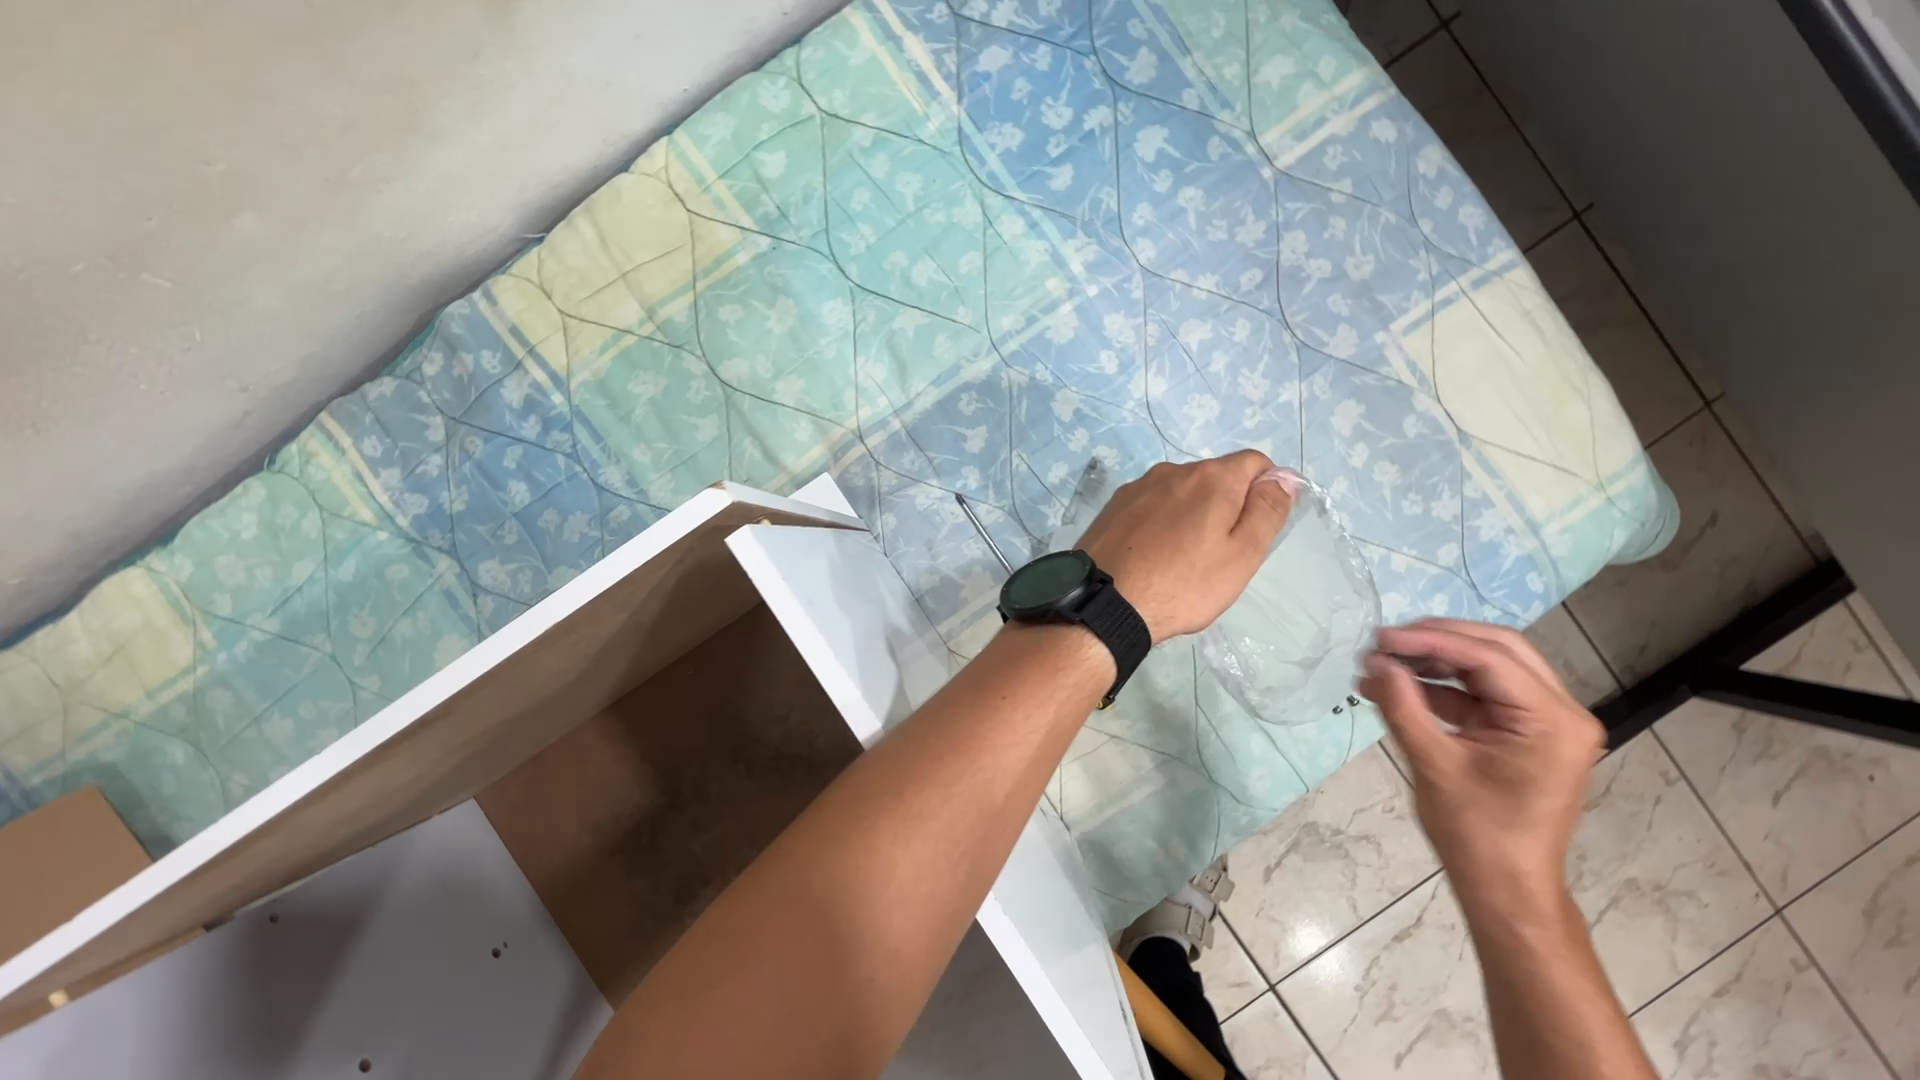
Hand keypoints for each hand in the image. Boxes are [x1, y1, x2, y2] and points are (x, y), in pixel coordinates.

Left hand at [1074, 451, 1295, 642]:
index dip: (1266, 488)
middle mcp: (1172, 471)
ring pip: (1180, 493)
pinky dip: (1160, 525)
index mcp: (1211, 477)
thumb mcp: (1241, 555)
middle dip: (1226, 506)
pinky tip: (1152, 557)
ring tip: (1182, 561)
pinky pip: (1150, 508)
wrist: (1104, 604)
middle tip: (1220, 555)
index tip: (1258, 525)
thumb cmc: (1182, 584)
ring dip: (1190, 516)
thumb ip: (1266, 511)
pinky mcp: (1112, 508)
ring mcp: (1137, 488)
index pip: (1254, 462)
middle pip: (1214, 478)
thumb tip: (1283, 478)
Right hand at [1358, 619, 1604, 908]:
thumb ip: (1403, 705)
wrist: (1506, 888)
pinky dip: (1444, 689)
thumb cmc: (1475, 832)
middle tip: (1384, 643)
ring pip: (1489, 668)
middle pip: (1497, 651)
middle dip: (1436, 641)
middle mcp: (1561, 712)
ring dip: (1436, 663)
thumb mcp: (1432, 763)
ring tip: (1383, 666)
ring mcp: (1548, 722)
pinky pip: (1484, 695)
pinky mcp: (1528, 734)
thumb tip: (1374, 662)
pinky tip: (1400, 689)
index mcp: (1552, 719)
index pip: (1487, 658)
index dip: (1429, 641)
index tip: (1379, 639)